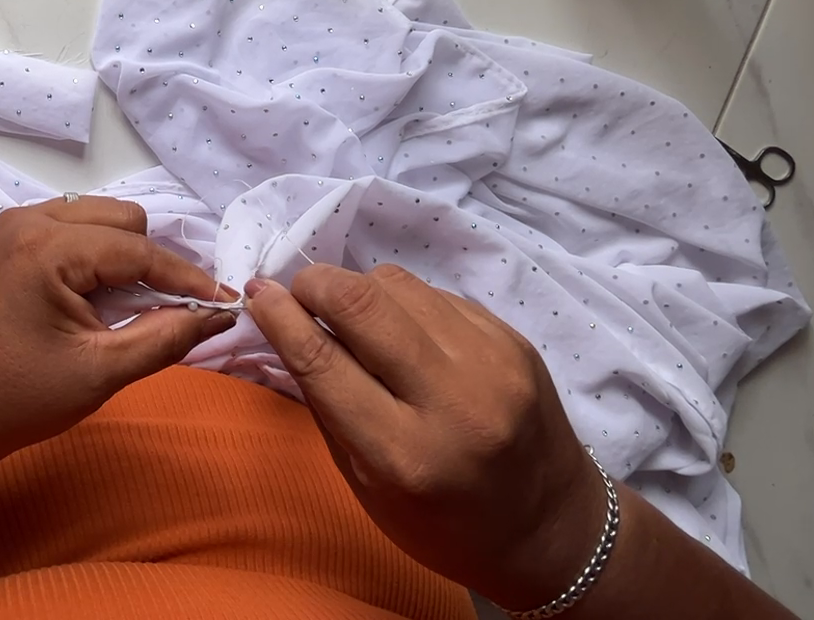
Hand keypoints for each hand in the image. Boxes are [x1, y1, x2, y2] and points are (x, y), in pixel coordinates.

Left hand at [0, 196, 236, 463]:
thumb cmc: (24, 395)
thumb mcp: (102, 372)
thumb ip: (165, 337)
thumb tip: (219, 313)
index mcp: (44, 249)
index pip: (135, 250)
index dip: (184, 278)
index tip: (224, 301)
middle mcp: (30, 219)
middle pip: (124, 219)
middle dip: (153, 264)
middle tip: (166, 311)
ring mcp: (22, 220)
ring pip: (107, 216)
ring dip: (130, 256)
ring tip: (131, 305)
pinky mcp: (21, 231)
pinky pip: (84, 224)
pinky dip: (106, 253)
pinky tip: (103, 292)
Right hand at [244, 265, 607, 611]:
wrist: (556, 530)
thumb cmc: (440, 520)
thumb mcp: (364, 481)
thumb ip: (323, 399)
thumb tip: (282, 319)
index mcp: (405, 455)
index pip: (321, 359)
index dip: (278, 316)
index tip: (256, 293)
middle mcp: (454, 401)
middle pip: (358, 301)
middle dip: (311, 283)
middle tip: (297, 294)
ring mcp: (492, 362)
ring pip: (392, 282)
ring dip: (354, 290)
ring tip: (355, 322)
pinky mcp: (511, 337)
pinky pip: (429, 291)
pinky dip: (398, 301)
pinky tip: (403, 333)